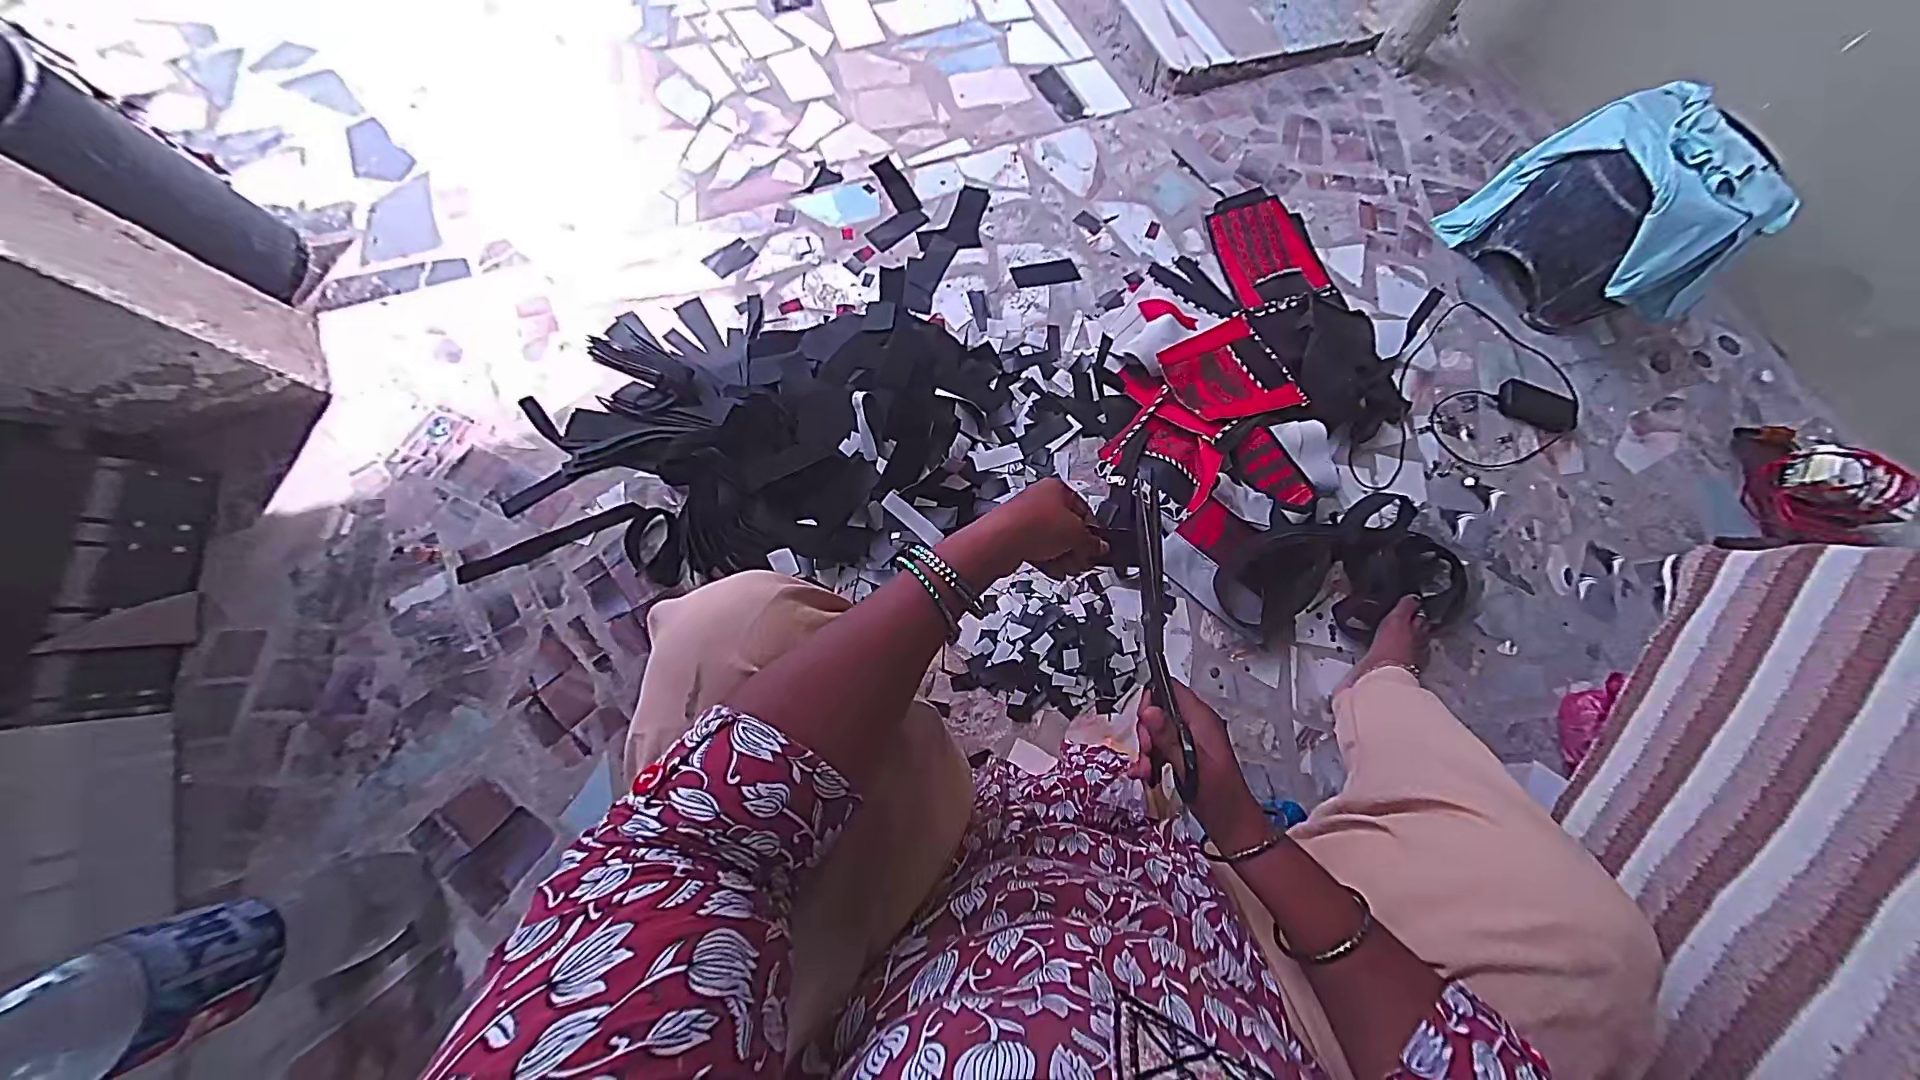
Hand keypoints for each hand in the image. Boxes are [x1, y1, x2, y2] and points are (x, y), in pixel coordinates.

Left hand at [938, 478, 1108, 582]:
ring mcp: (1024, 518)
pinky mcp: (1014, 536)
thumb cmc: (1031, 524)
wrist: (1000, 541)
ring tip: (1068, 566)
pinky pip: (1036, 548)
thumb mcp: (1076, 535)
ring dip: (1062, 555)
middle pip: (1066, 525)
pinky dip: (1046, 558)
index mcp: (1056, 487)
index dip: (1093, 530)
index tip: (1097, 546)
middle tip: (1083, 559)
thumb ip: (1091, 542)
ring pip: (1051, 539)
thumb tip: (1099, 547)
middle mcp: (1038, 498)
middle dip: (1076, 546)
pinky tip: (1053, 568)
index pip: (1084, 508)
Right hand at [1125, 678, 1269, 852]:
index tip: (1141, 724)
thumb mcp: (1189, 766)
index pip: (1170, 689)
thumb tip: (1149, 711)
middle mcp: (1196, 724)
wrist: (1233, 827)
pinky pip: (1160, 744)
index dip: (1150, 700)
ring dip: (1144, 747)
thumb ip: (1168, 737)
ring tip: (1144, 767)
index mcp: (1202, 720)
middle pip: (1158, 709)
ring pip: (1156, 728)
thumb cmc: (1221, 799)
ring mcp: (1190, 738)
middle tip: (1144, 752)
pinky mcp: (1185, 751)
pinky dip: (1150, 756)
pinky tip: (1148, 771)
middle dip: (1144, 730)